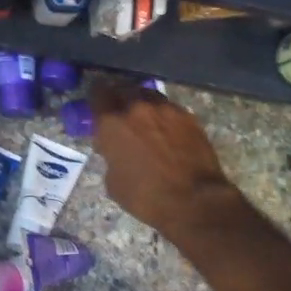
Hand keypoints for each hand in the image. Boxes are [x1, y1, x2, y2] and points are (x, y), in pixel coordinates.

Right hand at [88, 79, 240, 236]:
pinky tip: (165, 130)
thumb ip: (110, 157)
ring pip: (147, 95)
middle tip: (119, 114)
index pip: (97, 93)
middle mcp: (137, 107)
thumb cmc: (146, 197)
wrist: (194, 200)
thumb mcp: (113, 182)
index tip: (97, 106)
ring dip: (141, 104)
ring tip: (143, 120)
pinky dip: (162, 115)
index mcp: (112, 123)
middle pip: (123, 89)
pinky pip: (168, 108)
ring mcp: (165, 108)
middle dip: (118, 98)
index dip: (95, 98)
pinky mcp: (187, 115)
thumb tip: (117, 151)